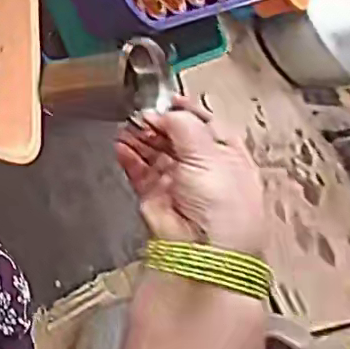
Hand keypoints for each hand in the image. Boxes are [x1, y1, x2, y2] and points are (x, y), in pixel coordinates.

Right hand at [114, 95, 266, 256]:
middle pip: (175, 136)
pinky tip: (121, 146)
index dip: (185, 110)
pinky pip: (137, 169)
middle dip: (158, 123)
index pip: (205, 124)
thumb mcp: (210, 156)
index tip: (166, 99)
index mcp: (228, 156)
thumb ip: (184, 127)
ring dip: (139, 137)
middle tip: (142, 115)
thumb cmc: (224, 212)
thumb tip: (165, 112)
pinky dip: (127, 156)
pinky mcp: (154, 194)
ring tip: (127, 127)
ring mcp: (177, 181)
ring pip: (153, 150)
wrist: (202, 249)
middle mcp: (203, 168)